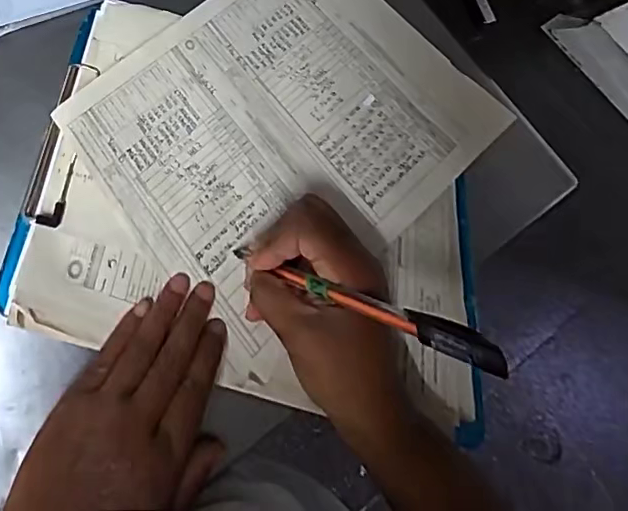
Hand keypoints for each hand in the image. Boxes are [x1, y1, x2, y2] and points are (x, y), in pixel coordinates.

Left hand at [5, 273, 229, 510]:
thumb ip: (190, 476)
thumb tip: (216, 444)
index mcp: (162, 457)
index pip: (193, 391)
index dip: (207, 354)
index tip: (216, 328)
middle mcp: (136, 425)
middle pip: (170, 362)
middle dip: (189, 322)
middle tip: (203, 291)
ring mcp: (103, 408)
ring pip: (141, 350)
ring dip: (162, 313)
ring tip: (176, 286)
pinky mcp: (74, 401)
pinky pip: (106, 357)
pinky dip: (125, 330)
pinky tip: (139, 310)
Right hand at [245, 195, 411, 436]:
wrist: (374, 412)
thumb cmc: (340, 376)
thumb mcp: (297, 334)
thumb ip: (270, 294)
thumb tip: (253, 271)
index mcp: (351, 267)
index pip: (306, 224)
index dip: (274, 242)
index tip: (257, 273)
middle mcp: (355, 256)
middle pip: (308, 214)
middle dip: (276, 239)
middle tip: (259, 273)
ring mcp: (352, 264)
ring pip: (307, 230)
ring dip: (280, 253)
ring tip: (262, 291)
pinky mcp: (345, 276)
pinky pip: (311, 251)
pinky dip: (288, 265)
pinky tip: (274, 296)